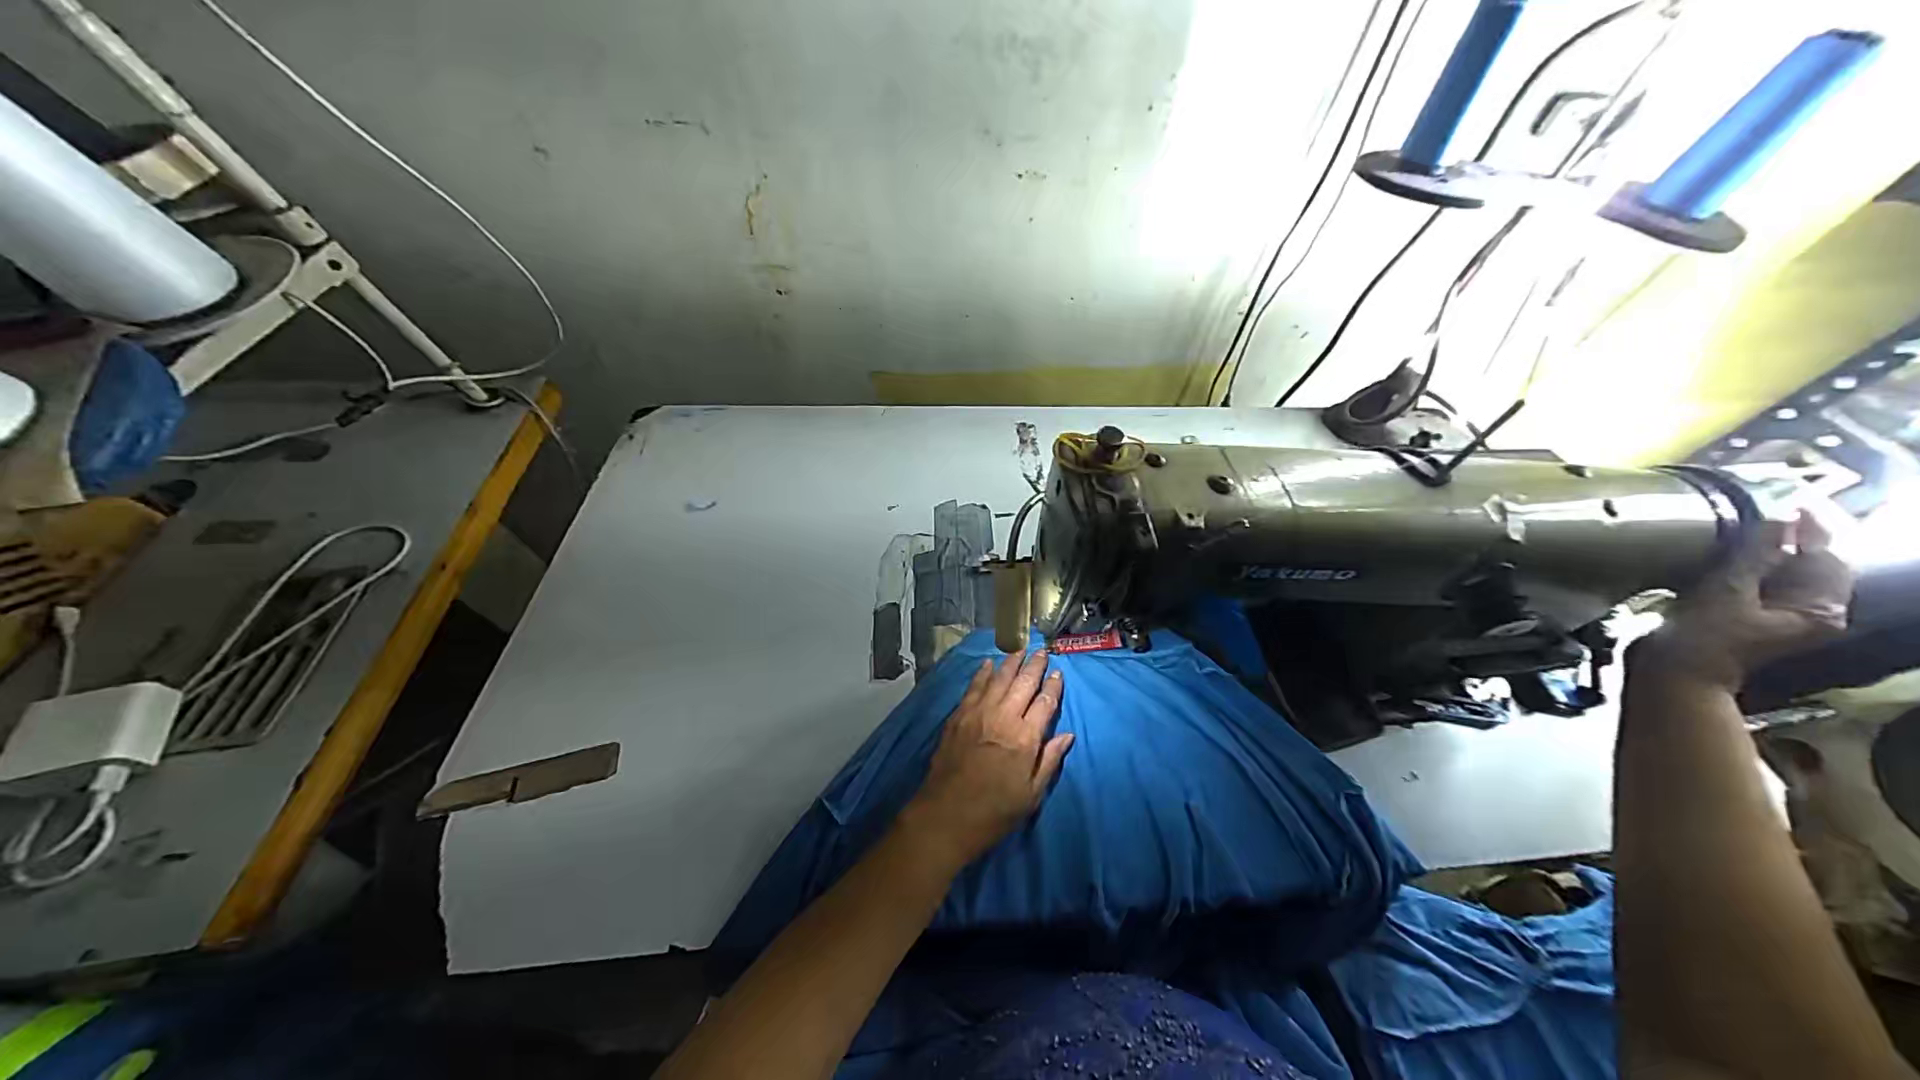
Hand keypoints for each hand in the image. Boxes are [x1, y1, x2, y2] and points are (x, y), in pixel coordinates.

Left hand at [898, 650, 1073, 866]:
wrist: (946, 815)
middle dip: (1035, 666)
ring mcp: (978, 713)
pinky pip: (974, 687)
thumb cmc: (994, 812)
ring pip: (998, 679)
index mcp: (1026, 738)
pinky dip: (983, 673)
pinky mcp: (958, 716)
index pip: (1045, 703)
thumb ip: (1049, 761)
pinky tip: (989, 664)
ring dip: (1011, 663)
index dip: (1053, 686)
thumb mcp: (1031, 795)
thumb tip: (1067, 736)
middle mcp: (1004, 717)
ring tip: (1021, 649)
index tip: (1058, 673)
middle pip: (1023, 683)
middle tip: (1042, 651)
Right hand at [1633, 510, 1852, 692]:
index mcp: (1821, 609)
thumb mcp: (1728, 592)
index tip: (1794, 503)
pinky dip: (1758, 567)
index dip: (1812, 530)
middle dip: (1795, 539)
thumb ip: (1756, 555)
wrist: (1678, 672)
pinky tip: (1738, 555)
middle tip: (1772, 512)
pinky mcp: (1758, 618)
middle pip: (1814, 566)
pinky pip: (1769, 584)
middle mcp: (1813, 613)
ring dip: (1774, 552)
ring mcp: (1785, 617)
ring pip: (1791, 574)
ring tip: (1752, 529)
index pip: (1826, 558)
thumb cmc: (1705, 636)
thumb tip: (1779, 519)